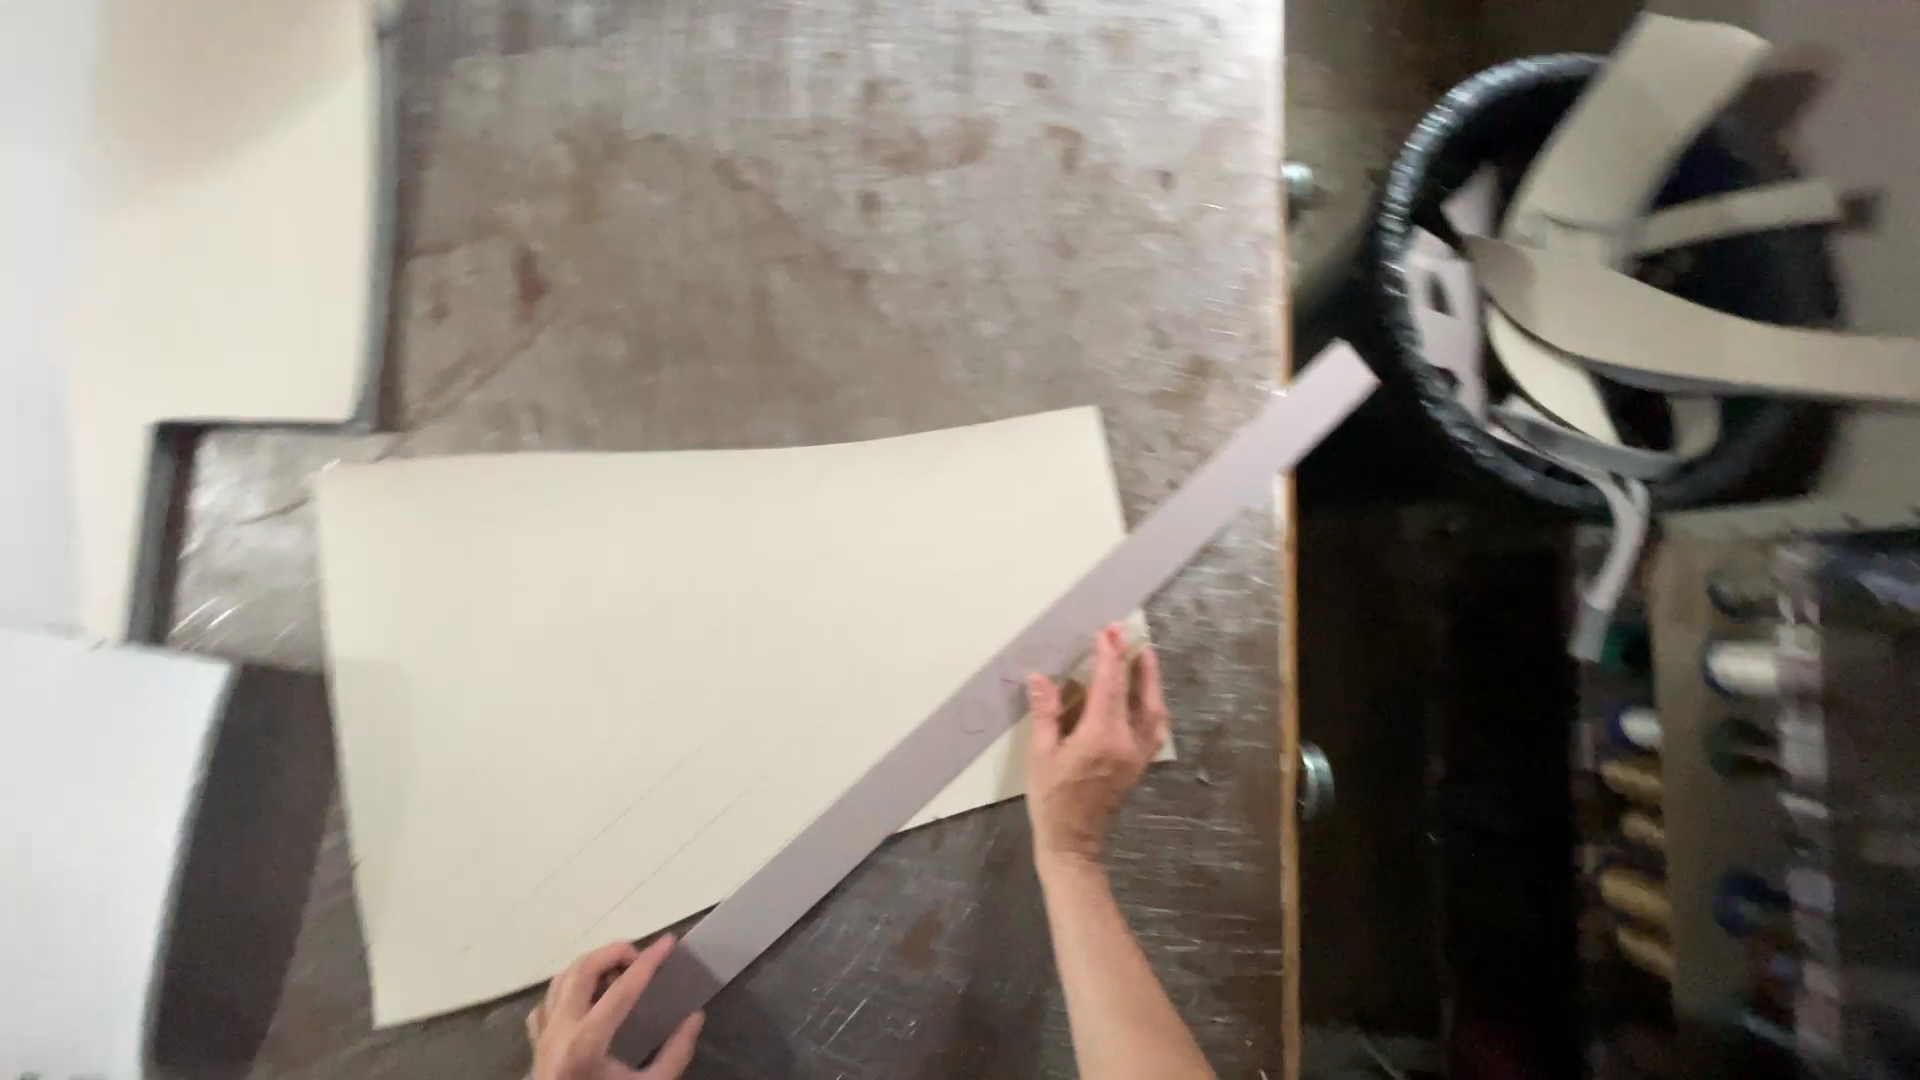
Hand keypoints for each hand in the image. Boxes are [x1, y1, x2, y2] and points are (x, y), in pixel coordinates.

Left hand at [527, 936, 704, 1079]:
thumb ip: (675, 1053)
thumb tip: (694, 1016)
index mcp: (586, 1045)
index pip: (624, 987)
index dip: (650, 960)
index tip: (670, 940)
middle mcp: (559, 1033)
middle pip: (584, 969)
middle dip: (615, 952)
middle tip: (641, 958)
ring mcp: (542, 1040)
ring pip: (561, 980)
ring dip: (591, 966)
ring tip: (618, 972)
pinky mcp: (534, 1049)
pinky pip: (545, 1004)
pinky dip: (566, 990)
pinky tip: (585, 1000)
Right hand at [1024, 624, 1170, 866]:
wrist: (1072, 842)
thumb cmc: (1050, 798)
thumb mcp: (1040, 754)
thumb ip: (1045, 713)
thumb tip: (1040, 678)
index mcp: (1101, 737)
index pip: (1108, 686)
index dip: (1108, 657)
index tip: (1107, 633)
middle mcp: (1127, 742)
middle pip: (1140, 693)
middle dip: (1135, 661)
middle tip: (1128, 635)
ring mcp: (1138, 755)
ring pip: (1155, 710)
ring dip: (1151, 681)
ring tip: (1144, 658)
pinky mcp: (1139, 764)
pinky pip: (1156, 729)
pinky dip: (1154, 706)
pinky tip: (1147, 697)